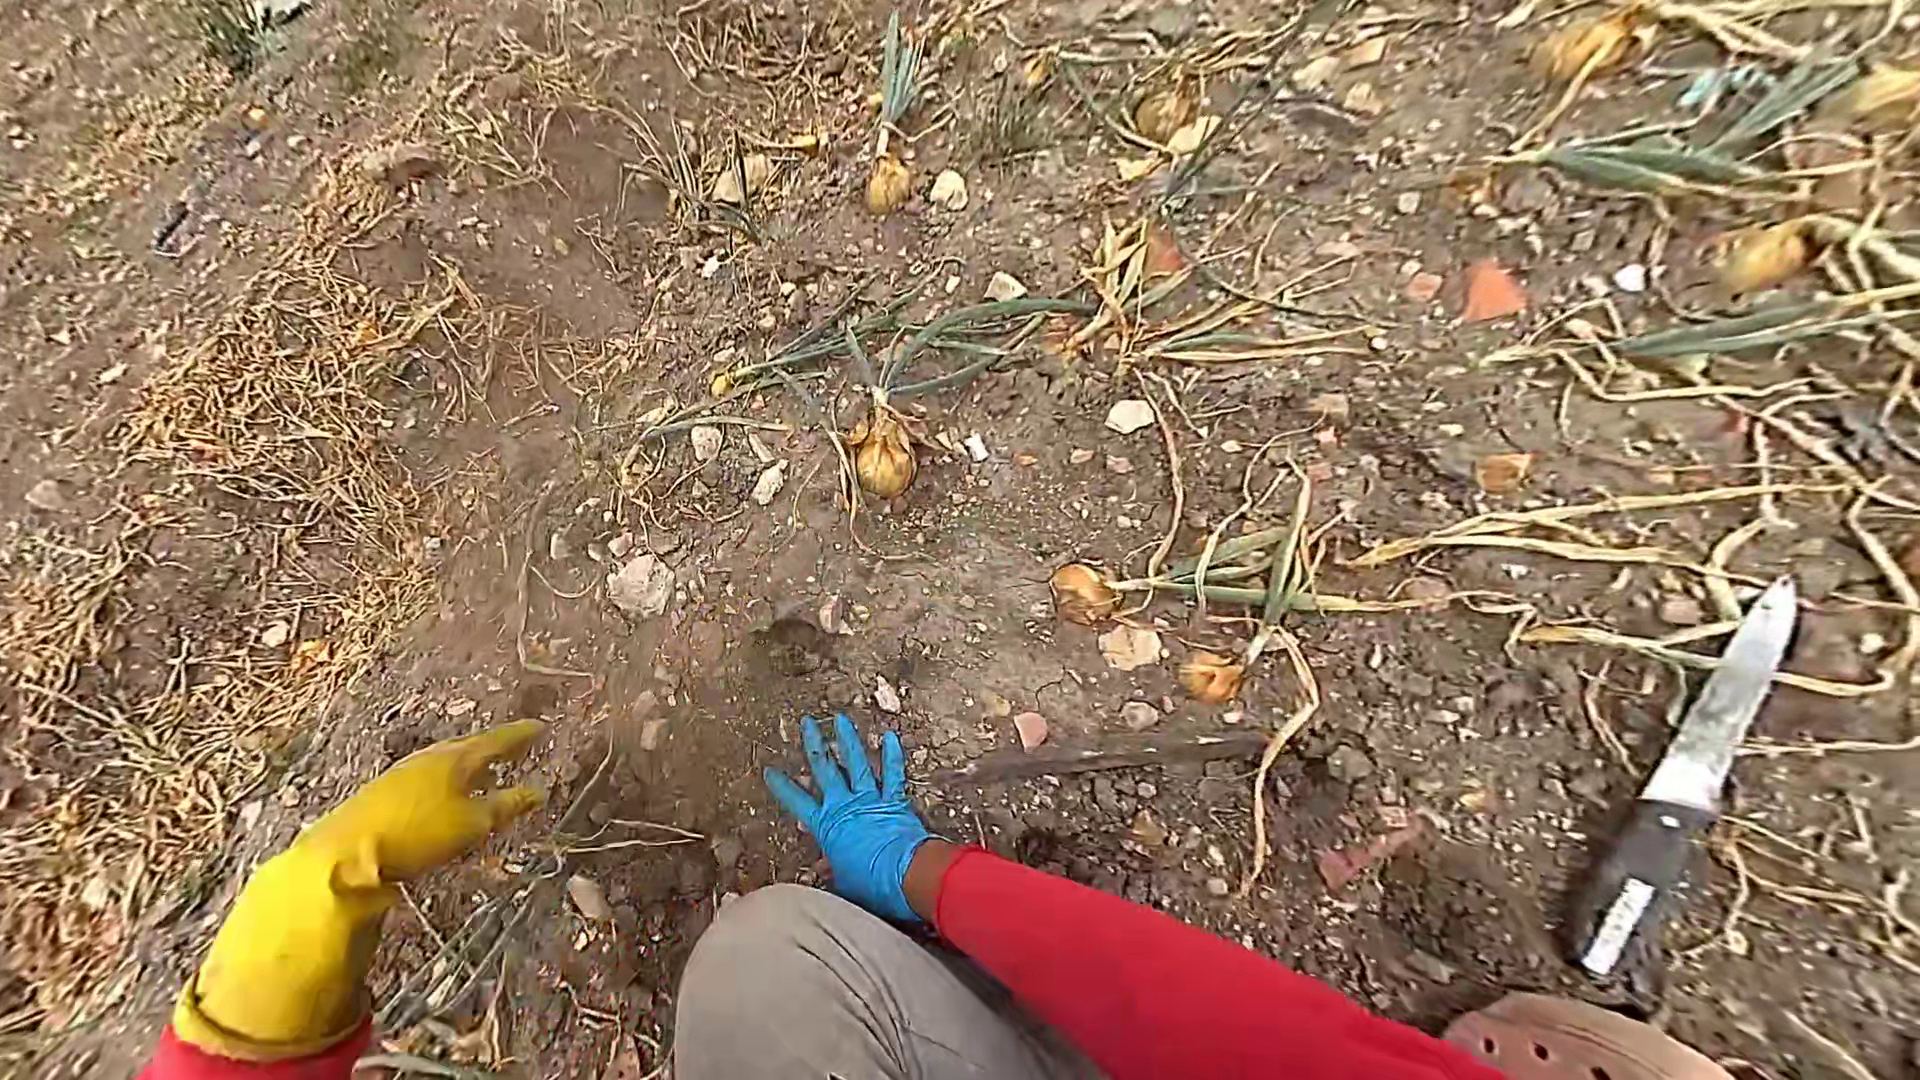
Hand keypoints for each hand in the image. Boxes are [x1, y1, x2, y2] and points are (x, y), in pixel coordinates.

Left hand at [299, 719, 546, 882]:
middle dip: (496, 746)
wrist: (335, 861)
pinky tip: (447, 789)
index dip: (522, 734)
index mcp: (458, 758)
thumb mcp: (474, 823)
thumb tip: (539, 792)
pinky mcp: (379, 793)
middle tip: (517, 746)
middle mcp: (430, 757)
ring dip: (469, 762)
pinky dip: (447, 776)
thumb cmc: (418, 835)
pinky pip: (427, 774)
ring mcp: (401, 773)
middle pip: (471, 745)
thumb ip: (508, 805)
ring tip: (485, 768)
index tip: (541, 727)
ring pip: (446, 759)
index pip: (499, 739)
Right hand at [765, 714, 930, 922]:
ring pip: (857, 762)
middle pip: (825, 768)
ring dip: (848, 739)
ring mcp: (869, 798)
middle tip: (807, 723)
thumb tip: (822, 870)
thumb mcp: (842, 883)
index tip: (771, 771)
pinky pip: (893, 773)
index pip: (798, 802)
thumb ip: (831, 872)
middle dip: (814, 744)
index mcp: (827, 825)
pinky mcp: (893, 798)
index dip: (783, 787)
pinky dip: (892, 755)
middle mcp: (845, 805)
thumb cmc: (870, 885)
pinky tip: (890, 735)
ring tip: (841, 718)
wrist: (902, 876)